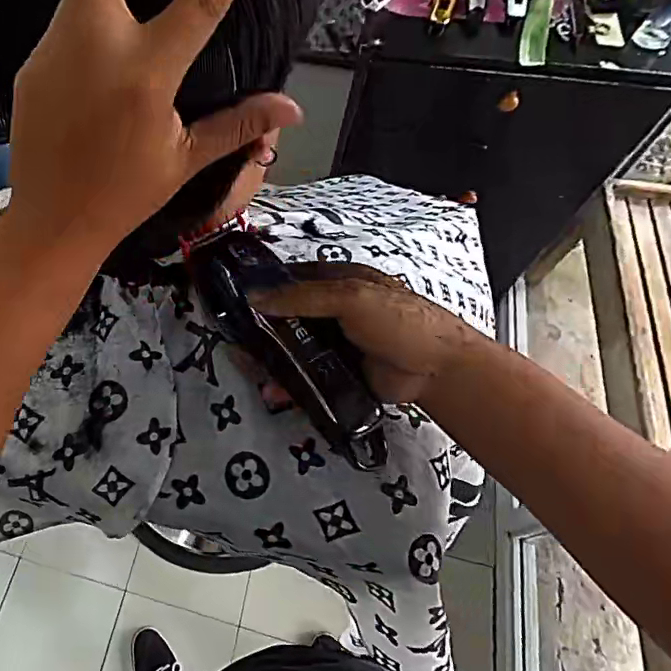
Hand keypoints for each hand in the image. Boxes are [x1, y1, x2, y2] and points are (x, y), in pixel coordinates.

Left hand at [3, 0, 302, 254]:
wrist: (51, 223)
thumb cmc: (124, 196)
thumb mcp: (185, 161)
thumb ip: (238, 126)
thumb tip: (291, 110)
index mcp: (145, 75)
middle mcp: (94, 46)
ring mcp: (54, 48)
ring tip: (140, 20)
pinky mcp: (32, 60)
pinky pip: (66, 16)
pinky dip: (94, 19)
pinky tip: (106, 64)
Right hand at [250, 262, 484, 403]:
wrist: (435, 370)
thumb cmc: (399, 321)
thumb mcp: (351, 298)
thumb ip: (303, 297)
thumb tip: (255, 296)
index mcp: (339, 281)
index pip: (293, 278)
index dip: (266, 286)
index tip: (235, 298)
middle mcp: (333, 311)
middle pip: (288, 317)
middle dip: (262, 330)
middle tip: (236, 341)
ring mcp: (335, 344)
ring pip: (293, 349)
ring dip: (271, 359)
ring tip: (249, 369)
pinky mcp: (338, 373)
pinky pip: (306, 376)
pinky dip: (288, 384)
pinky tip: (273, 391)